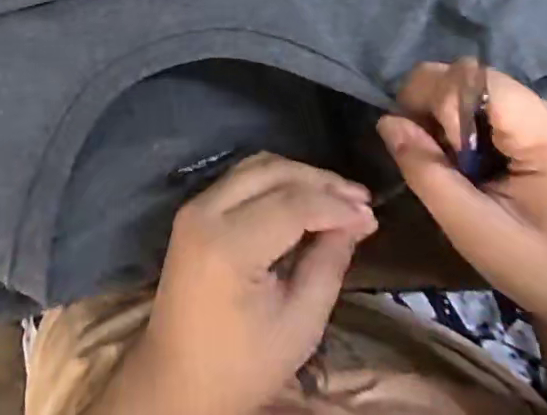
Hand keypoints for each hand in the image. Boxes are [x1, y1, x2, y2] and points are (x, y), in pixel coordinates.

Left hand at [103, 153, 376, 414]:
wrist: (176, 380)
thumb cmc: (242, 365)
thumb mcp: (299, 325)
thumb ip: (328, 264)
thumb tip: (358, 218)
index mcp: (228, 245)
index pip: (292, 203)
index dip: (335, 204)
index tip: (370, 213)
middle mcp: (206, 212)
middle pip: (271, 172)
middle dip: (320, 180)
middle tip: (360, 198)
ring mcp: (194, 207)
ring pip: (255, 166)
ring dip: (298, 174)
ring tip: (338, 195)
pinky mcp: (192, 211)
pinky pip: (240, 178)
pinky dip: (275, 180)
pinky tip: (303, 198)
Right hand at [380, 65, 546, 338]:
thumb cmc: (538, 270)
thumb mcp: (472, 229)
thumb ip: (426, 171)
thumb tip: (386, 121)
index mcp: (542, 132)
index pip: (474, 78)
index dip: (437, 100)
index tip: (427, 147)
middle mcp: (543, 113)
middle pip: (468, 75)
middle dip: (432, 103)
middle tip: (425, 151)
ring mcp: (538, 120)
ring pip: (468, 86)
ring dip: (441, 114)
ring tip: (444, 160)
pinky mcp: (529, 132)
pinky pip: (478, 105)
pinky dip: (455, 124)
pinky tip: (460, 161)